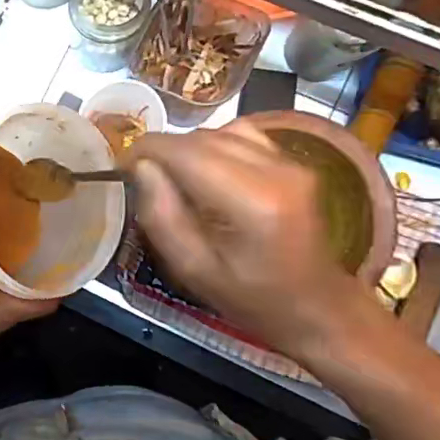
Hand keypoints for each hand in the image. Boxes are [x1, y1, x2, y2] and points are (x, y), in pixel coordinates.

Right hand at [129, 124, 371, 359]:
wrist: (317, 309)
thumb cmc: (253, 300)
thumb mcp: (194, 271)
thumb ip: (162, 216)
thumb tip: (142, 168)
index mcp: (252, 202)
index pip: (186, 152)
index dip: (147, 149)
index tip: (123, 165)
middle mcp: (276, 170)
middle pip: (203, 137)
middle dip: (166, 150)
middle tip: (144, 177)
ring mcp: (290, 163)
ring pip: (222, 131)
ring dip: (190, 148)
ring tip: (176, 178)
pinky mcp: (295, 163)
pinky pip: (244, 136)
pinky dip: (216, 147)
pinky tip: (209, 175)